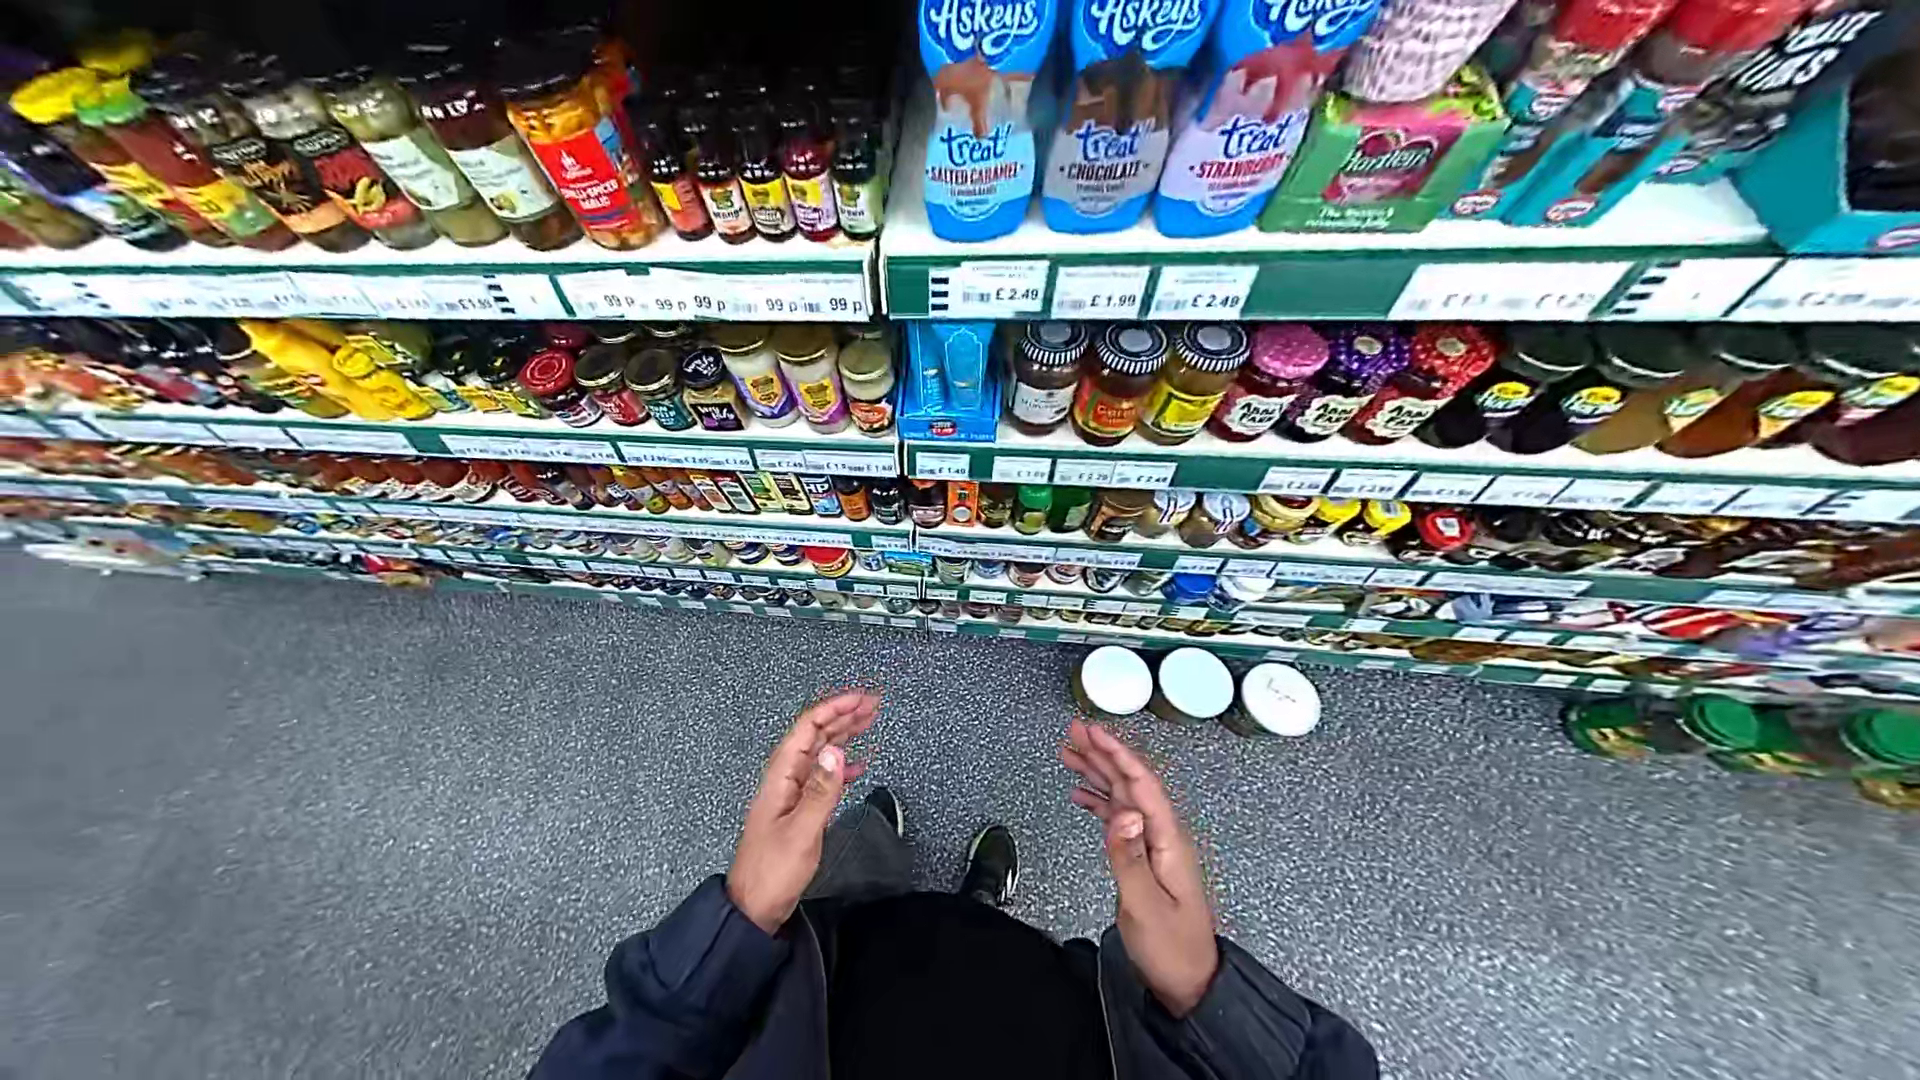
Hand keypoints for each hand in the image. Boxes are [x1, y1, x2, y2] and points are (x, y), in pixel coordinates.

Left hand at [726, 691, 878, 933]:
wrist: (753, 910)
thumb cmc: (772, 872)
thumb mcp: (802, 832)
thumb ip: (821, 791)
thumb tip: (836, 751)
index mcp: (782, 776)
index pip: (809, 727)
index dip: (835, 708)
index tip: (861, 698)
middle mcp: (786, 778)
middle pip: (816, 734)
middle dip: (844, 714)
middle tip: (873, 704)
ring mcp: (792, 792)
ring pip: (821, 751)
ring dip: (844, 734)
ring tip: (869, 722)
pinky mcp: (799, 808)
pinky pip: (823, 774)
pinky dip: (842, 764)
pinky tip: (858, 764)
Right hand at [1062, 719, 1218, 1017]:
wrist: (1191, 984)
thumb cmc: (1172, 949)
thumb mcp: (1145, 905)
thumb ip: (1129, 856)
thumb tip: (1122, 812)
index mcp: (1168, 838)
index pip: (1141, 782)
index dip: (1116, 753)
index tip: (1093, 732)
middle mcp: (1162, 834)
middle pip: (1130, 781)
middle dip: (1103, 752)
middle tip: (1074, 731)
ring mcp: (1154, 844)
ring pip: (1122, 794)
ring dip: (1097, 771)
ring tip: (1070, 752)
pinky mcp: (1145, 856)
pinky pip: (1119, 816)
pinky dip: (1098, 800)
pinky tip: (1080, 793)